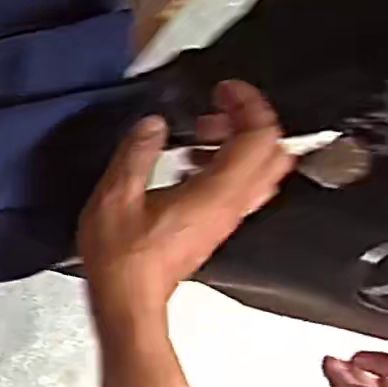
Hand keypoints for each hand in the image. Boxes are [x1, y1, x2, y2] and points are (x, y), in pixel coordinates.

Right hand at [78, 80, 293, 315]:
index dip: (248, 104)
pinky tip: (185, 167)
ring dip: (236, 145)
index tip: (223, 90)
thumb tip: (154, 124)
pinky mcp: (214, 227)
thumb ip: (137, 154)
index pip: (258, 136)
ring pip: (259, 171)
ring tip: (195, 138)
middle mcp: (232, 204)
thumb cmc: (121, 254)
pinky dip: (224, 166)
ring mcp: (226, 218)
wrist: (128, 297)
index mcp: (215, 192)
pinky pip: (239, 188)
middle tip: (211, 114)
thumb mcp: (115, 196)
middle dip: (247, 123)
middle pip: (272, 152)